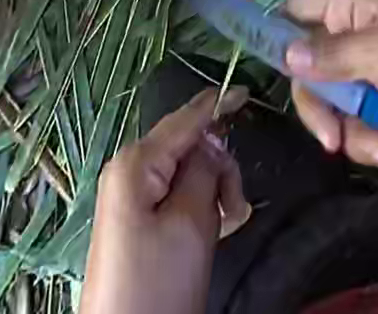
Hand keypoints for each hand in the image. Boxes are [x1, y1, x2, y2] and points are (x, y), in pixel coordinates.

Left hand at [79, 88, 250, 313]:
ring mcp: (132, 196)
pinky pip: (178, 193)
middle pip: (189, 144)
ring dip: (214, 190)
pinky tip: (215, 228)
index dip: (217, 103)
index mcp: (136, 163)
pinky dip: (202, 204)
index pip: (185, 119)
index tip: (247, 90)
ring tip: (228, 223)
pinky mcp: (139, 220)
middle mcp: (130, 170)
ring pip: (188, 170)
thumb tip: (212, 140)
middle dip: (219, 166)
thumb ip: (205, 170)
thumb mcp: (190, 223)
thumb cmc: (157, 286)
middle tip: (235, 207)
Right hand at [282, 0, 377, 171]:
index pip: (294, 7)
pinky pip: (361, 126)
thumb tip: (285, 55)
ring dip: (360, 135)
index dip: (272, 25)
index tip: (249, 48)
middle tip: (332, 137)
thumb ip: (329, 55)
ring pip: (335, 107)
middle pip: (308, 72)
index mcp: (348, 5)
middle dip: (323, 110)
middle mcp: (351, 34)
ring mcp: (367, 71)